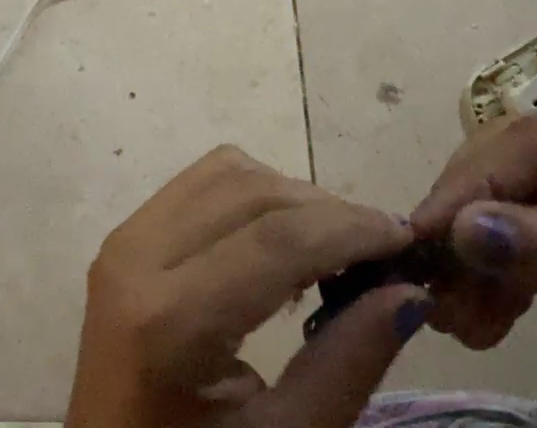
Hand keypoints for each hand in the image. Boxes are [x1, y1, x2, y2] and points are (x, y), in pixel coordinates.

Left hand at [66, 145, 429, 427]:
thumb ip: (347, 362)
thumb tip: (411, 290)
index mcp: (166, 320)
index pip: (277, 240)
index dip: (351, 229)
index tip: (408, 239)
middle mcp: (136, 257)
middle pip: (253, 193)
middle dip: (329, 210)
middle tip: (382, 248)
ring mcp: (124, 240)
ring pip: (228, 173)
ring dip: (292, 194)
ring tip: (336, 246)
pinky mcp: (125, 236)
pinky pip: (202, 183)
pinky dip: (255, 193)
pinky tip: (283, 239)